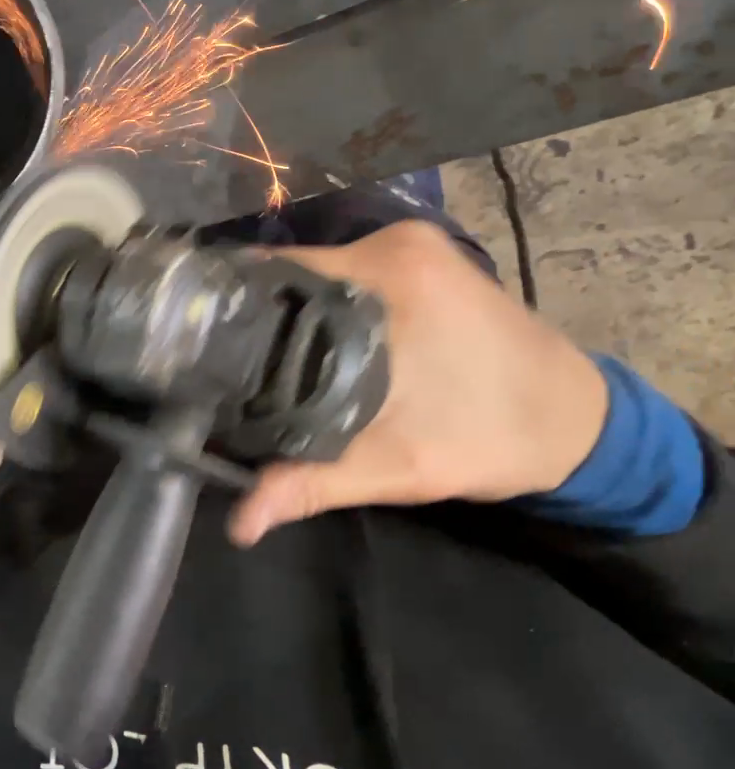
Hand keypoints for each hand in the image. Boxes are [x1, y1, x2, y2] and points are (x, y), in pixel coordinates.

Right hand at [229, 220, 607, 545]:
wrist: (583, 428)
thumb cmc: (492, 438)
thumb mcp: (396, 465)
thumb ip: (311, 484)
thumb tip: (238, 524)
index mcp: (386, 273)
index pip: (268, 274)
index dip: (222, 309)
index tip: (185, 345)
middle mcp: (392, 244)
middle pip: (284, 272)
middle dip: (248, 316)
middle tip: (207, 361)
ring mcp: (407, 247)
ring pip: (307, 275)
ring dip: (278, 314)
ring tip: (240, 356)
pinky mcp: (417, 261)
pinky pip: (337, 278)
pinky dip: (312, 308)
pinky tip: (291, 344)